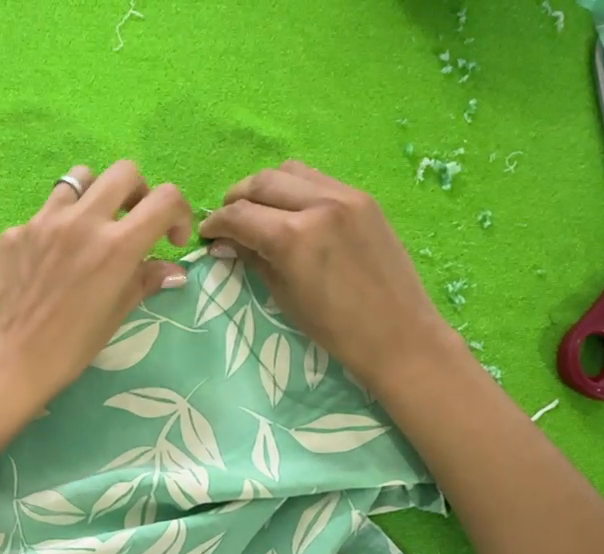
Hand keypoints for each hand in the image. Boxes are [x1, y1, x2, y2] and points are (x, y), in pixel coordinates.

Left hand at [0, 161, 192, 399]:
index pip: (165, 200)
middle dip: (139, 193)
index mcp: (116, 246)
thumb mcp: (116, 315)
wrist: (11, 360)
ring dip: (95, 196)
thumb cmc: (71, 348)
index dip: (179, 214)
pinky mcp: (15, 232)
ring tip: (91, 227)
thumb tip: (173, 270)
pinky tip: (50, 261)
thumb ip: (144, 281)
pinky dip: (57, 228)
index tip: (171, 239)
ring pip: (80, 179)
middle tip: (133, 223)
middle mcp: (82, 222)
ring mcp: (44, 222)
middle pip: (124, 173)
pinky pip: (44, 214)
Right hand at [199, 162, 463, 384]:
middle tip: (228, 220)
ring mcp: (345, 196)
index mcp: (293, 237)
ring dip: (266, 187)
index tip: (207, 235)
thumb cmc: (334, 328)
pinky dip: (296, 189)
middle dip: (236, 198)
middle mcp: (318, 205)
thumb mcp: (283, 296)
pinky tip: (291, 212)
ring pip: (290, 171)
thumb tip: (226, 243)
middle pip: (261, 182)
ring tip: (259, 211)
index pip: (239, 215)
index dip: (216, 224)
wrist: (396, 332)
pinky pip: (318, 179)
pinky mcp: (363, 198)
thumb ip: (254, 260)